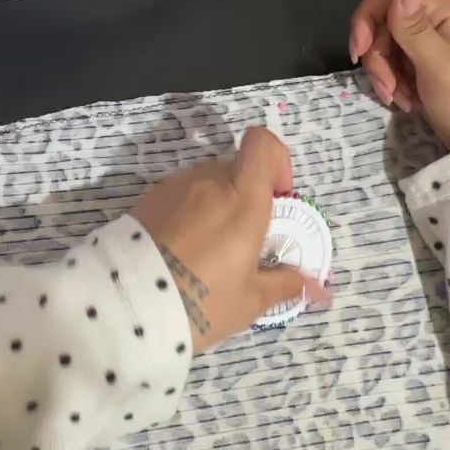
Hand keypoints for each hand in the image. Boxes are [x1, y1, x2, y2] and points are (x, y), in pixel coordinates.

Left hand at [133, 127, 329, 350]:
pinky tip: (183, 251)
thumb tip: (322, 290)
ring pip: (208, 182)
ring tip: (211, 251)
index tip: (277, 198)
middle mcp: (209, 181)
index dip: (277, 162)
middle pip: (238, 168)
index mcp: (242, 198)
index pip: (263, 144)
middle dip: (248, 196)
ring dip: (218, 205)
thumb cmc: (200, 300)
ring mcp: (175, 187)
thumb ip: (286, 285)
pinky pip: (182, 196)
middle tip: (246, 240)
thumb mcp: (249, 301)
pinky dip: (191, 213)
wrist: (127, 304)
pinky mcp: (149, 199)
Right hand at [347, 0, 449, 149]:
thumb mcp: (439, 65)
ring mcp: (428, 43)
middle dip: (377, 57)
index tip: (359, 52)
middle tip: (387, 89)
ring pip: (383, 46)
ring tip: (399, 99)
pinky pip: (392, 65)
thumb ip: (414, 27)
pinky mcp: (422, 65)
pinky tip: (406, 102)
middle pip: (382, 23)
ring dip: (384, 74)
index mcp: (444, 10)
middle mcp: (435, 20)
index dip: (367, 19)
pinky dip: (392, 83)